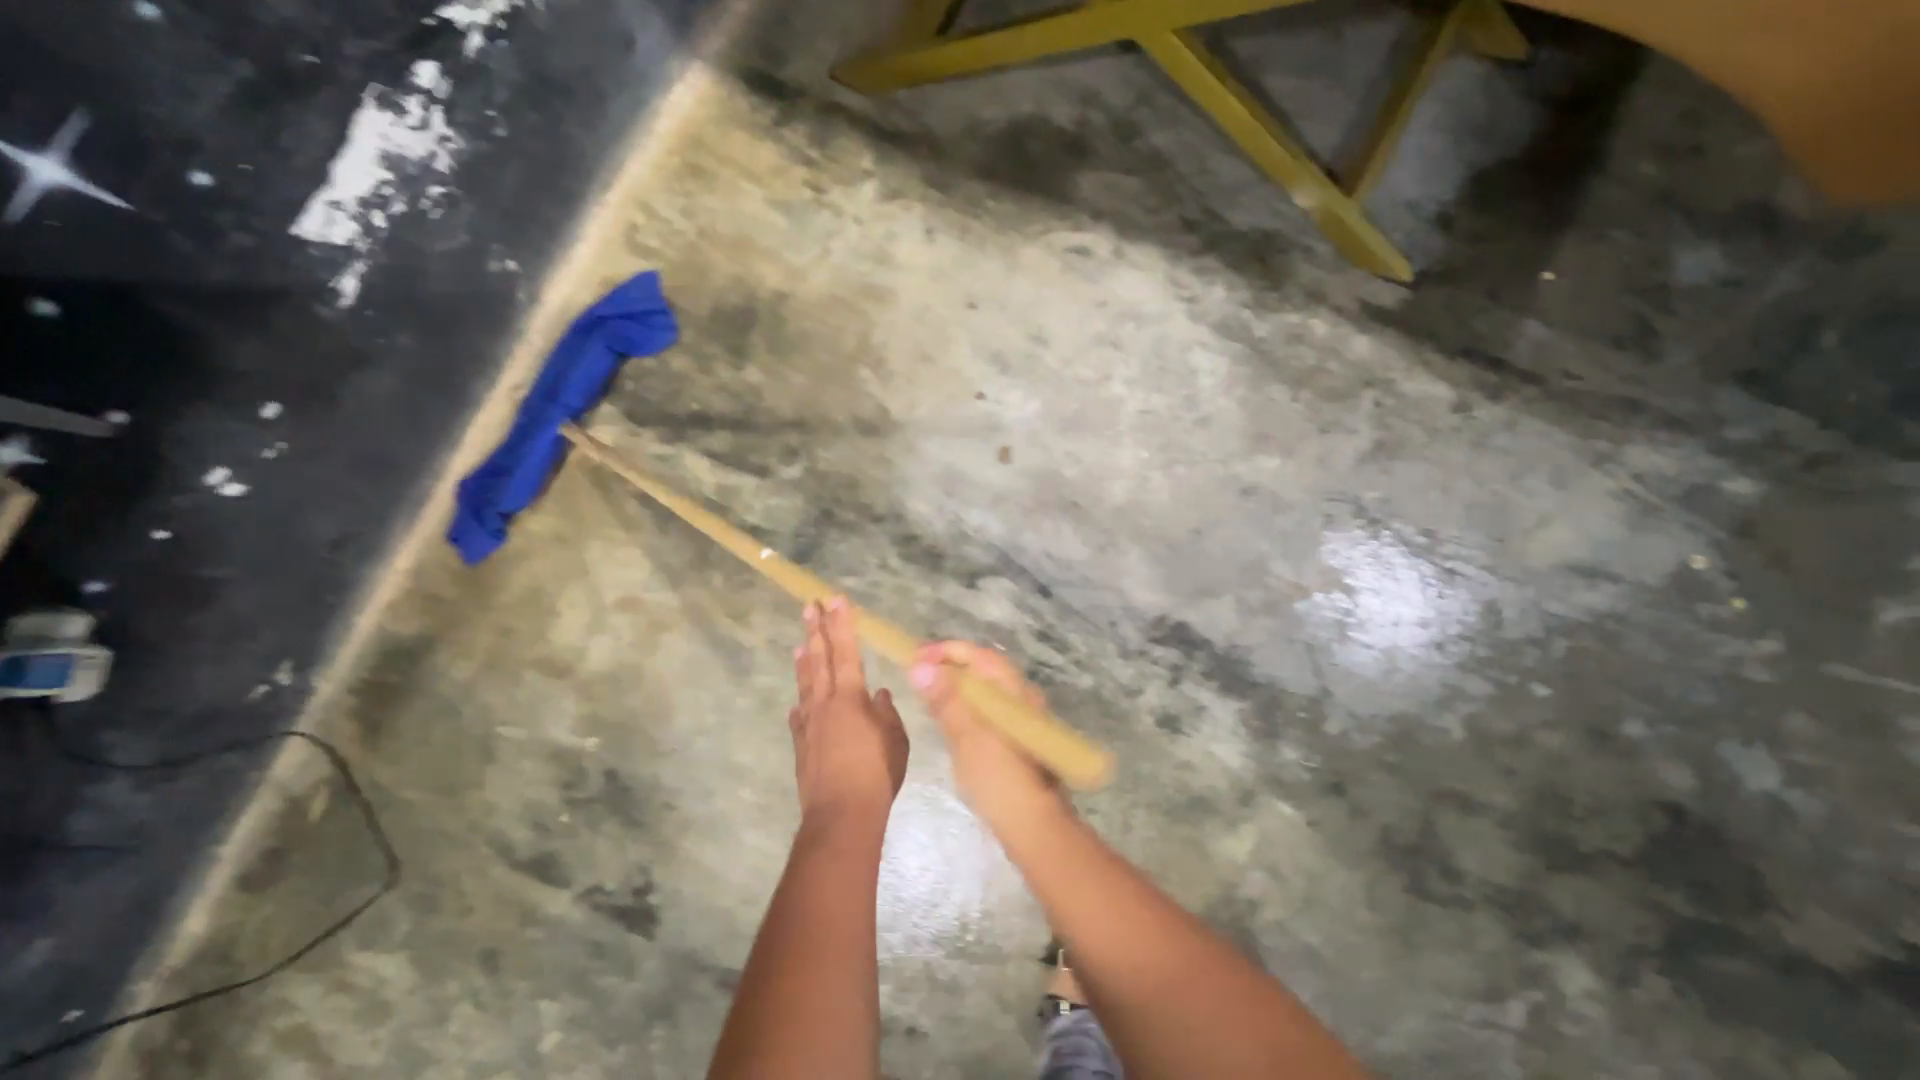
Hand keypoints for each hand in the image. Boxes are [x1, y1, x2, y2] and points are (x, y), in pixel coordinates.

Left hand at [789, 597, 908, 825]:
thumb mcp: (896, 742)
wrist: (841, 816)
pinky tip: (799, 702)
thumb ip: (886, 714)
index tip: (835, 600)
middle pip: (819, 660)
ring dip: (804, 661)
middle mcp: (825, 704)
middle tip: (809, 606)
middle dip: (816, 630)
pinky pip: (800, 716)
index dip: (841, 624)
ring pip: (805, 684)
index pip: (845, 651)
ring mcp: (809, 725)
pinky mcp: (801, 747)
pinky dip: (802, 702)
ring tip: (800, 643)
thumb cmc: (877, 775)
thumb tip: (879, 695)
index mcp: (850, 697)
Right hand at [910, 642, 1070, 832]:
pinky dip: (967, 707)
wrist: (1033, 824)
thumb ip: (945, 699)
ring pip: (986, 692)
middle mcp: (1022, 698)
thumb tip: (921, 666)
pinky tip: (951, 722)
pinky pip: (989, 711)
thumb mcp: (966, 735)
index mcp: (1012, 690)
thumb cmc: (998, 777)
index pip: (978, 654)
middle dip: (950, 666)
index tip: (916, 657)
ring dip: (957, 687)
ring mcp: (1023, 721)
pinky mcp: (1019, 741)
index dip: (946, 651)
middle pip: (984, 670)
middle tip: (918, 674)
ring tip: (928, 694)